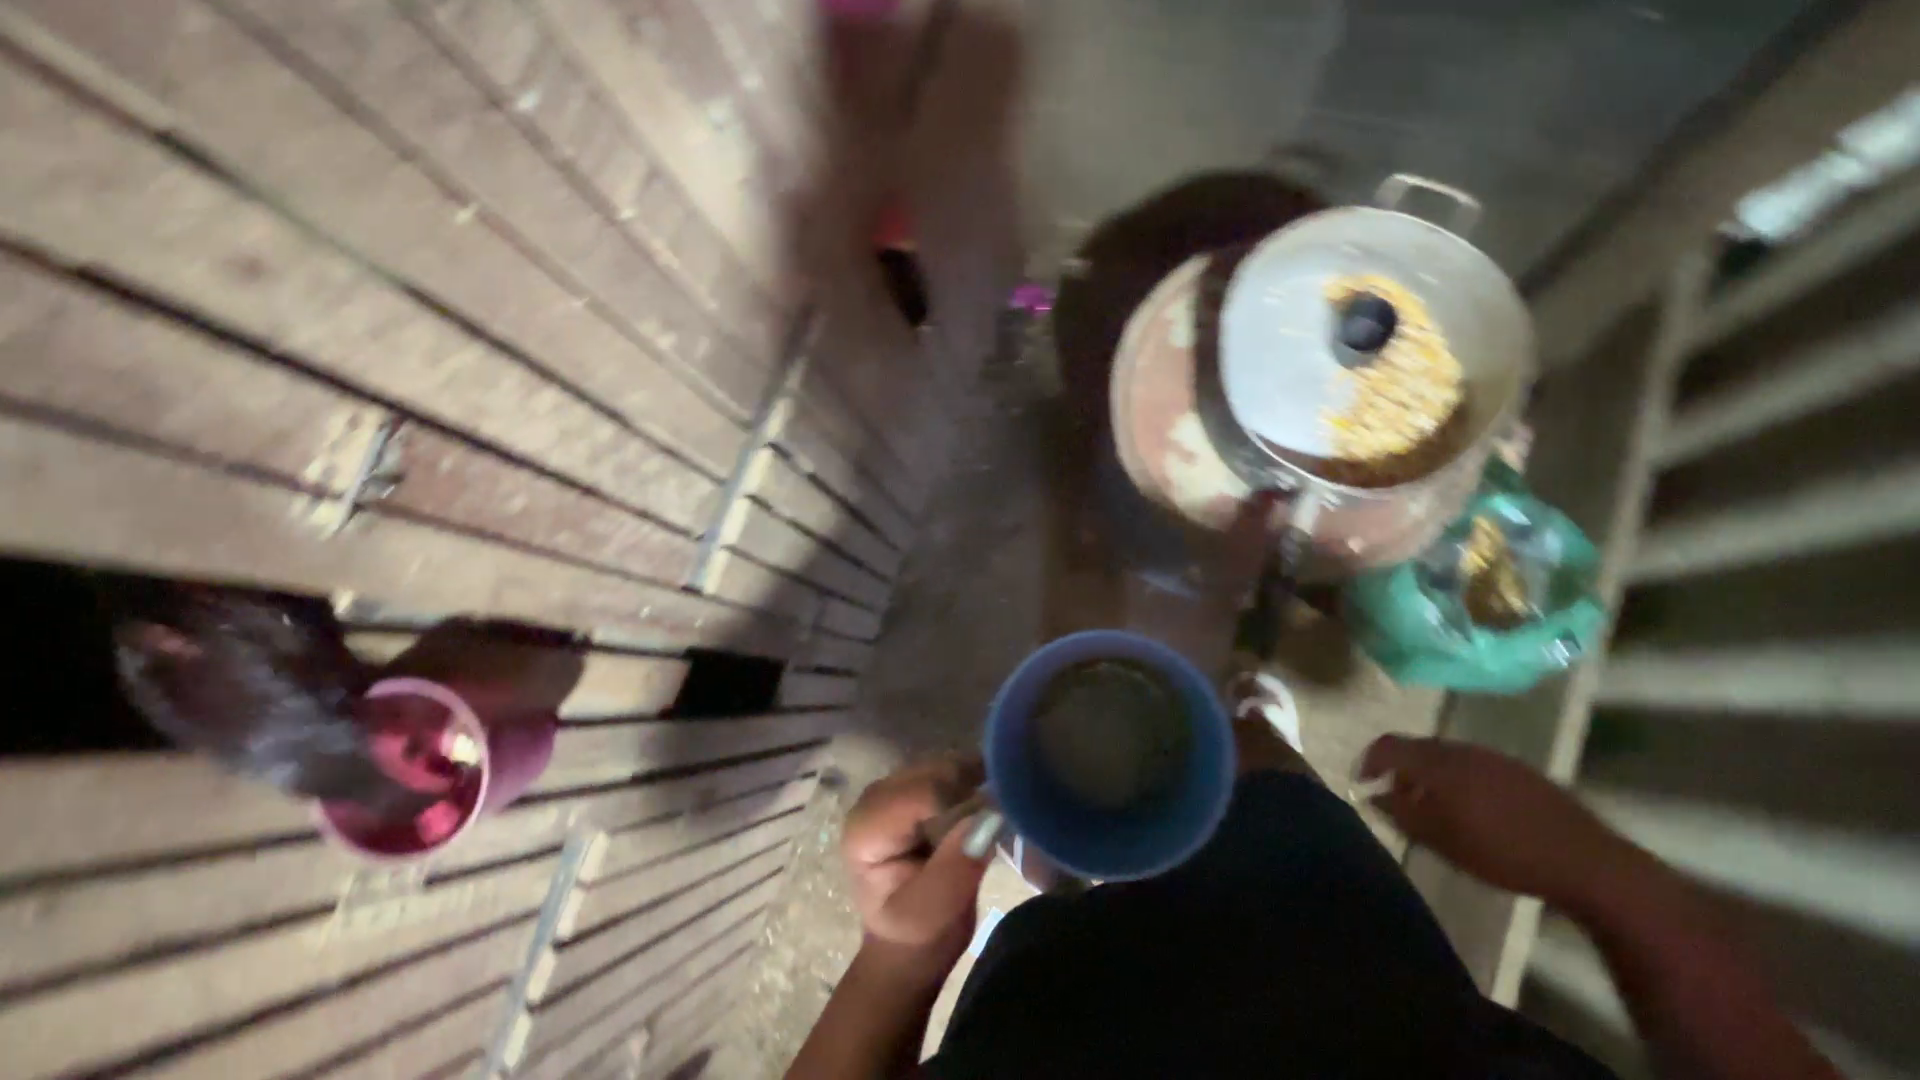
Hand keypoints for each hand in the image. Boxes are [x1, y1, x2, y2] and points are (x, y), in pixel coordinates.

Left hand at [842, 757, 992, 980]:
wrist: (909, 940)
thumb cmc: (917, 932)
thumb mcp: (933, 913)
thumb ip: (954, 867)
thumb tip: (984, 818)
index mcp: (866, 827)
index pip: (922, 793)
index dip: (961, 805)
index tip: (989, 828)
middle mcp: (875, 797)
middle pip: (935, 772)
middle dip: (970, 790)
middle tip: (997, 822)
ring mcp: (895, 788)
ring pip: (947, 765)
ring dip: (976, 784)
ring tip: (994, 817)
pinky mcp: (916, 787)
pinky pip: (952, 769)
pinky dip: (974, 781)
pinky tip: (988, 807)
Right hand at [1360, 735, 1645, 909]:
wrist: (1586, 862)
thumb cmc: (1502, 853)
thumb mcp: (1441, 840)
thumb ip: (1401, 813)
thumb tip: (1373, 793)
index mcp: (1440, 763)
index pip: (1388, 745)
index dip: (1368, 761)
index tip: (1362, 785)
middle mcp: (1464, 750)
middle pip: (1418, 748)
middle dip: (1400, 770)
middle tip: (1396, 800)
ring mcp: (1496, 758)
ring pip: (1447, 757)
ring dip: (1431, 775)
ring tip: (1433, 809)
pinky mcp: (1520, 771)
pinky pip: (1474, 765)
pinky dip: (1459, 780)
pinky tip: (1472, 811)